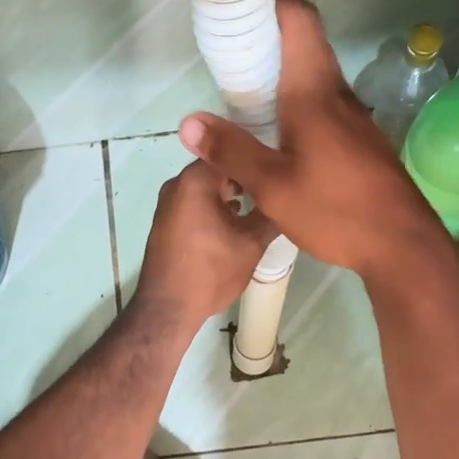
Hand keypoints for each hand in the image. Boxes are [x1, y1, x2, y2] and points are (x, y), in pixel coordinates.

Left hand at [133, 158, 279, 326]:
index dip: (261, 154)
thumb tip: (290, 197)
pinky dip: (217, 206)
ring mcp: (169, 203)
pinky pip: (197, 202)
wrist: (168, 309)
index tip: (283, 165)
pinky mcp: (167, 221)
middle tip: (277, 184)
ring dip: (233, 192)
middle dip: (248, 175)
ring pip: (209, 186)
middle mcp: (177, 184)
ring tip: (263, 204)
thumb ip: (272, 213)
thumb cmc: (211, 272)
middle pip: (220, 167)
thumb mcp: (252, 242)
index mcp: (195, 180)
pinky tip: (238, 221)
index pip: (233, 149)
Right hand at [177, 0, 445, 278]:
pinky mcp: (359, 141)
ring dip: (280, 72)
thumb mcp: (272, 186)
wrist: (402, 245)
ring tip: (241, 88)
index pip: (298, 20)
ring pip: (313, 76)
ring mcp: (352, 118)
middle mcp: (336, 94)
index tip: (237, 3)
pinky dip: (294, 100)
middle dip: (266, 36)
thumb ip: (231, 151)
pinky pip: (322, 104)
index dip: (270, 0)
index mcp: (314, 92)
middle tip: (225, 50)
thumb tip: (188, 122)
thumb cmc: (336, 211)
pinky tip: (275, 131)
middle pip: (305, 44)